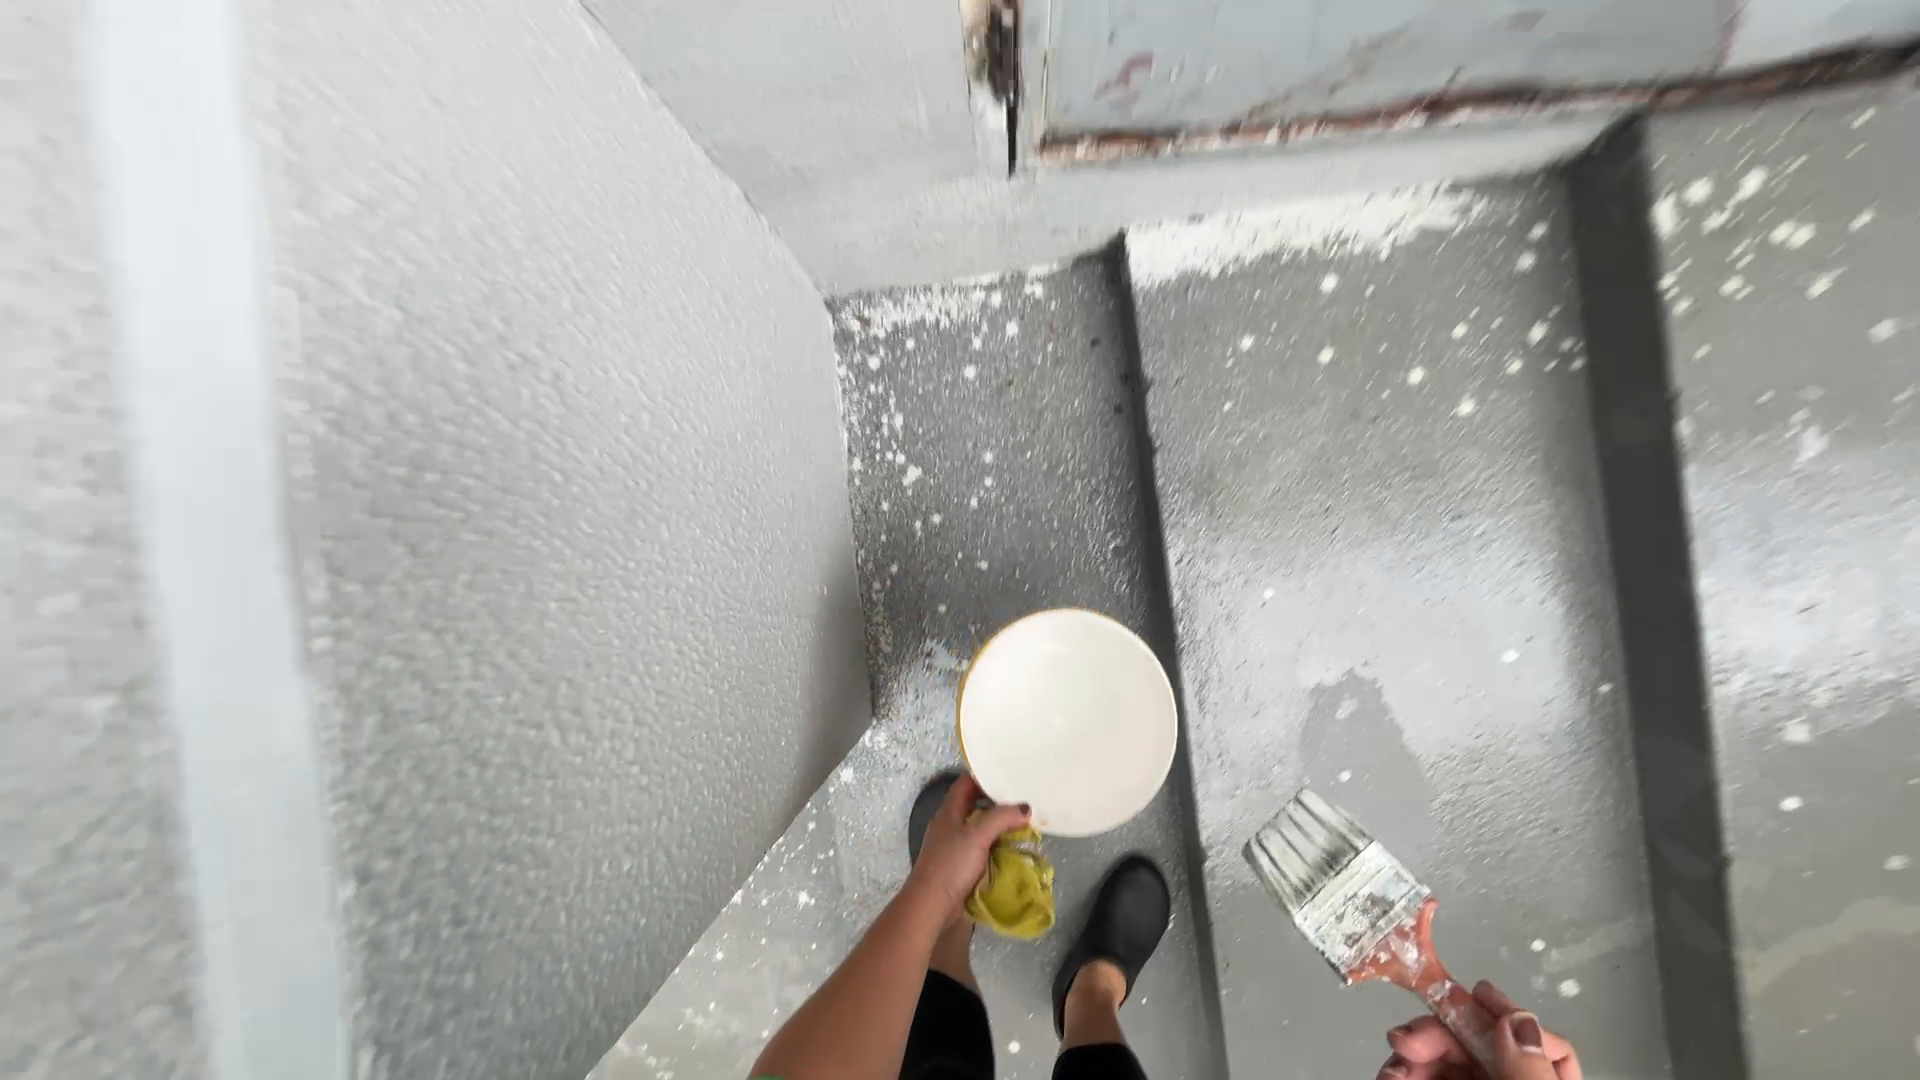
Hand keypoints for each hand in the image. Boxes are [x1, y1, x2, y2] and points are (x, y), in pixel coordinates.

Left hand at [903, 773, 1030, 917]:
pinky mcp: (958, 866)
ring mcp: (953, 846)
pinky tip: (1011, 850)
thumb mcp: (978, 836)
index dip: (984, 777)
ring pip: (978, 828)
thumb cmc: (951, 864)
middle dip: (996, 804)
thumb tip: (1025, 808)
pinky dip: (995, 847)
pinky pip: (980, 849)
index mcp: (949, 812)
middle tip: (1020, 802)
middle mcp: (949, 825)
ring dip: (997, 827)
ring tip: (1021, 825)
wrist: (932, 905)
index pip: (966, 783)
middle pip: (973, 805)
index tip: (1007, 777)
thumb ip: (1001, 818)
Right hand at [1377, 980, 1581, 1079]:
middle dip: (1435, 1034)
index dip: (1511, 1016)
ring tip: (1393, 1071)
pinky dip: (1399, 1071)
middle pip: (1476, 1043)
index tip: (1476, 994)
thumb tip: (1518, 1019)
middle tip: (1405, 1041)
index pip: (1544, 1046)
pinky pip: (1418, 1073)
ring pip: (1441, 1056)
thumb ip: (1529, 1076)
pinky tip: (1389, 1076)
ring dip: (1409, 1052)